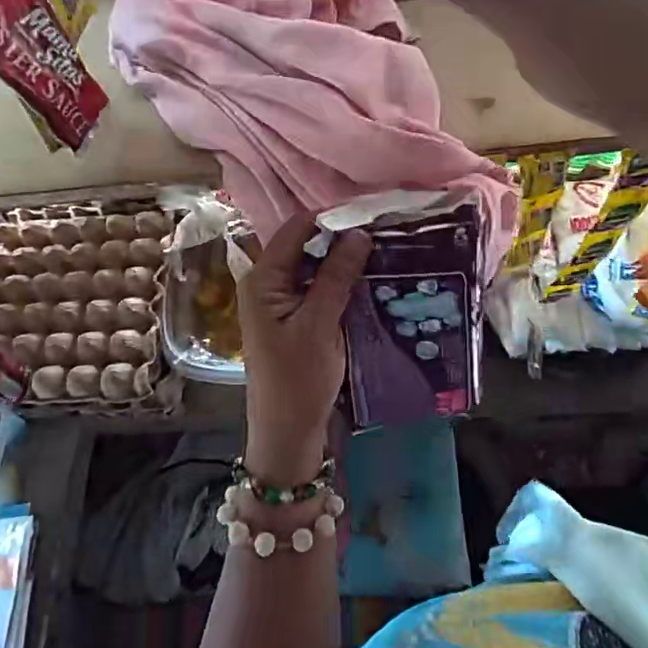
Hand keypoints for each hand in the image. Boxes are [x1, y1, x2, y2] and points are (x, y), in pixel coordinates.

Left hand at [239, 213, 371, 484]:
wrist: (287, 432)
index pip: (296, 229)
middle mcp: (266, 283)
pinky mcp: (294, 319)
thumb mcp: (319, 324)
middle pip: (304, 246)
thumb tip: (359, 233)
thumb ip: (336, 277)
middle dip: (340, 239)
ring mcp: (279, 302)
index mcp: (262, 279)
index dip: (331, 219)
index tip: (371, 215)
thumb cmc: (298, 380)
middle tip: (384, 233)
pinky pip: (317, 289)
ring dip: (342, 262)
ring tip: (383, 251)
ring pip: (313, 268)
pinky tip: (368, 280)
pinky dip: (339, 283)